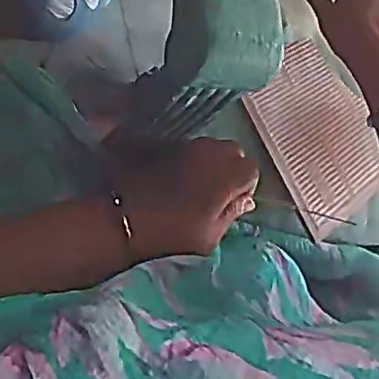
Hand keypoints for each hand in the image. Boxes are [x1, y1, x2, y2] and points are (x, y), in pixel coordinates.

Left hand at [117, 137, 259, 258]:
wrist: (126, 216)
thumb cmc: (173, 232)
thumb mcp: (211, 235)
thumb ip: (232, 213)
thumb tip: (245, 200)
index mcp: (227, 173)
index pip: (251, 170)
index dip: (244, 187)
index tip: (231, 202)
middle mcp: (211, 150)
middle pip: (233, 153)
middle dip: (229, 170)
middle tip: (215, 195)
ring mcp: (188, 143)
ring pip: (211, 148)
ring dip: (209, 163)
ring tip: (194, 188)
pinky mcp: (168, 142)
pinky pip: (189, 148)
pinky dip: (190, 160)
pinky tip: (177, 179)